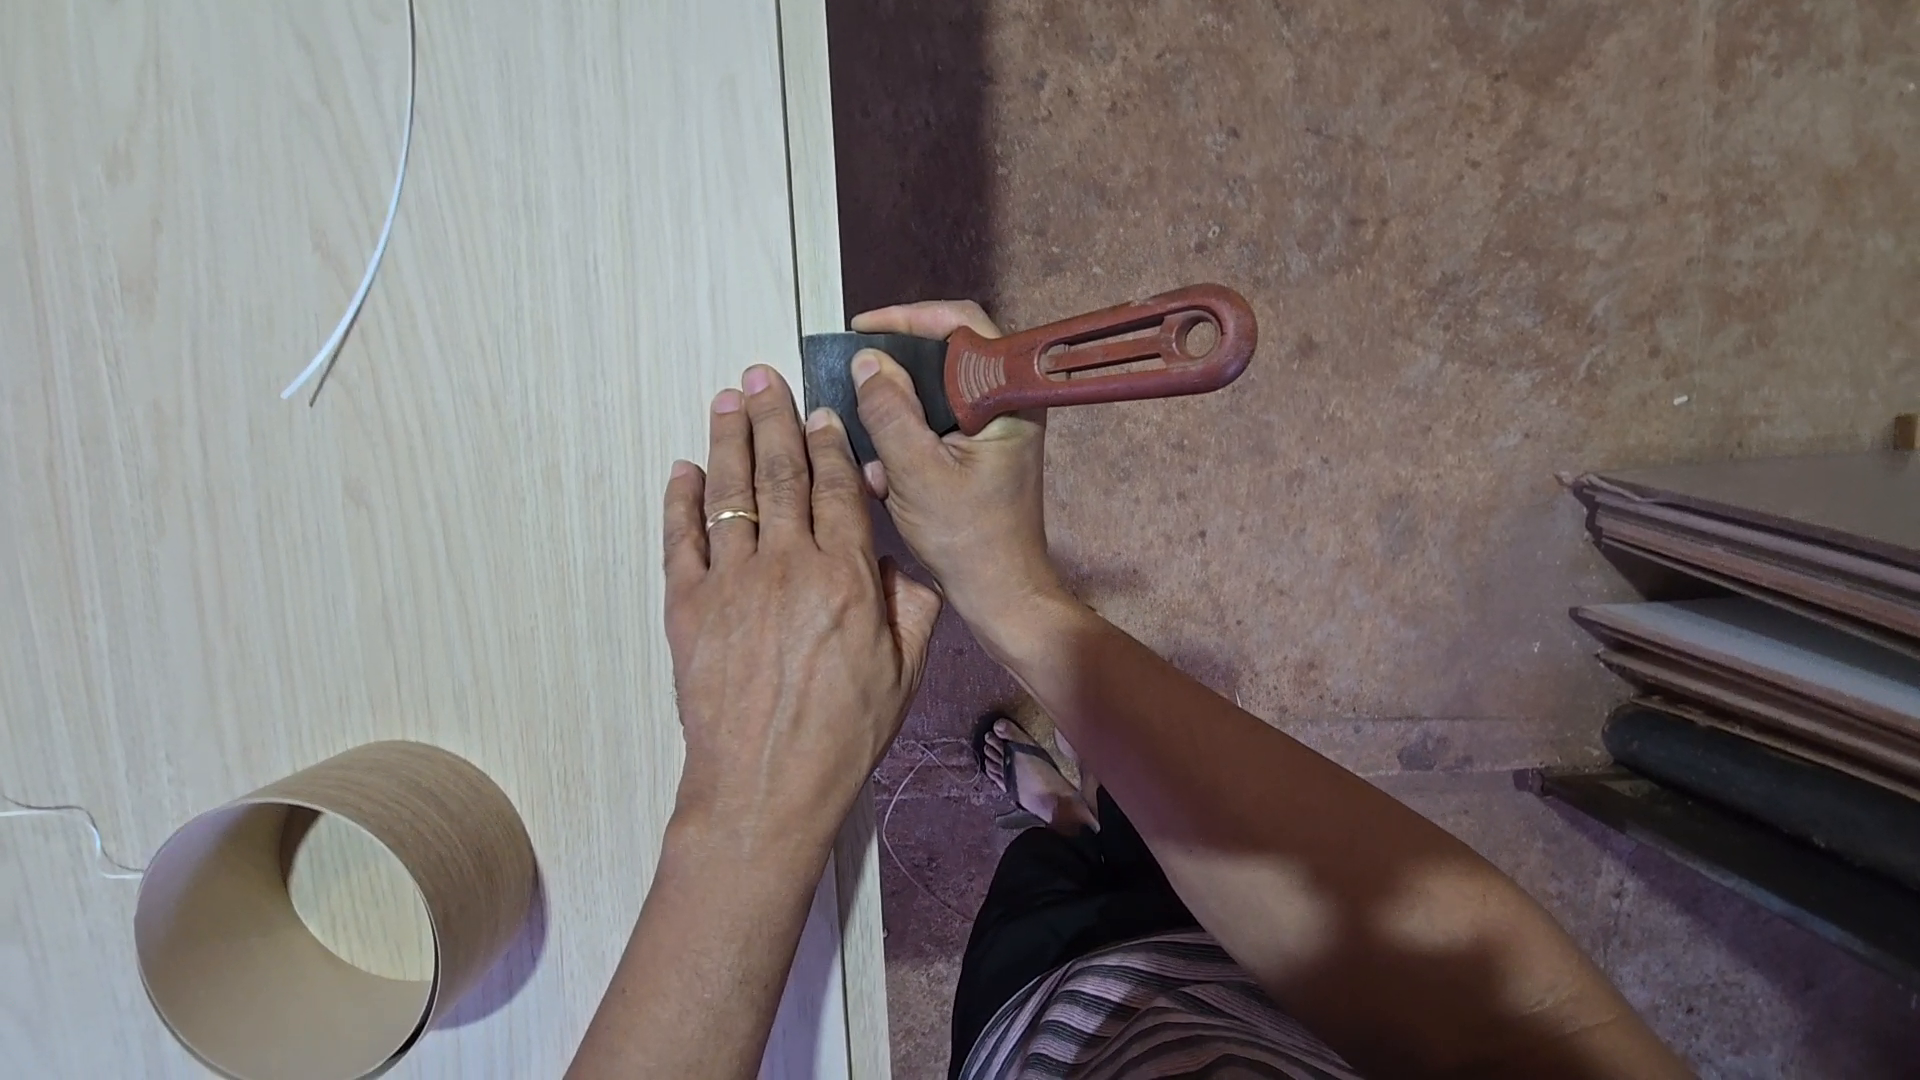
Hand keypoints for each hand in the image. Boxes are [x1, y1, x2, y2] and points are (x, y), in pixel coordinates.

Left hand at [663, 365, 942, 850]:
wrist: (766, 786)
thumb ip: (911, 603)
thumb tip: (896, 557)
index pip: (837, 490)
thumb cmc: (845, 732)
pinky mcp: (687, 608)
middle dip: (774, 420)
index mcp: (847, 577)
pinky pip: (680, 540)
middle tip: (763, 376)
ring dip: (728, 441)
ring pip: (730, 494)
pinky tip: (683, 469)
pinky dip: (680, 500)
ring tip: (726, 400)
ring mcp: (732, 583)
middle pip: (780, 475)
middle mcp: (789, 565)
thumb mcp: (906, 671)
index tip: (822, 410)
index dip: (829, 444)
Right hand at [849, 301, 1066, 632]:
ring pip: (933, 394)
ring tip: (866, 439)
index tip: (862, 331)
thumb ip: (888, 413)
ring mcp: (993, 429)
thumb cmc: (969, 540)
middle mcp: (1006, 404)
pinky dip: (905, 441)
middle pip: (943, 358)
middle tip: (852, 379)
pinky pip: (934, 426)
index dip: (910, 319)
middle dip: (894, 375)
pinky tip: (883, 473)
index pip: (963, 327)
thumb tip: (866, 362)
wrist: (1000, 592)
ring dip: (895, 414)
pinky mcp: (978, 451)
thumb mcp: (916, 473)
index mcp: (1007, 399)